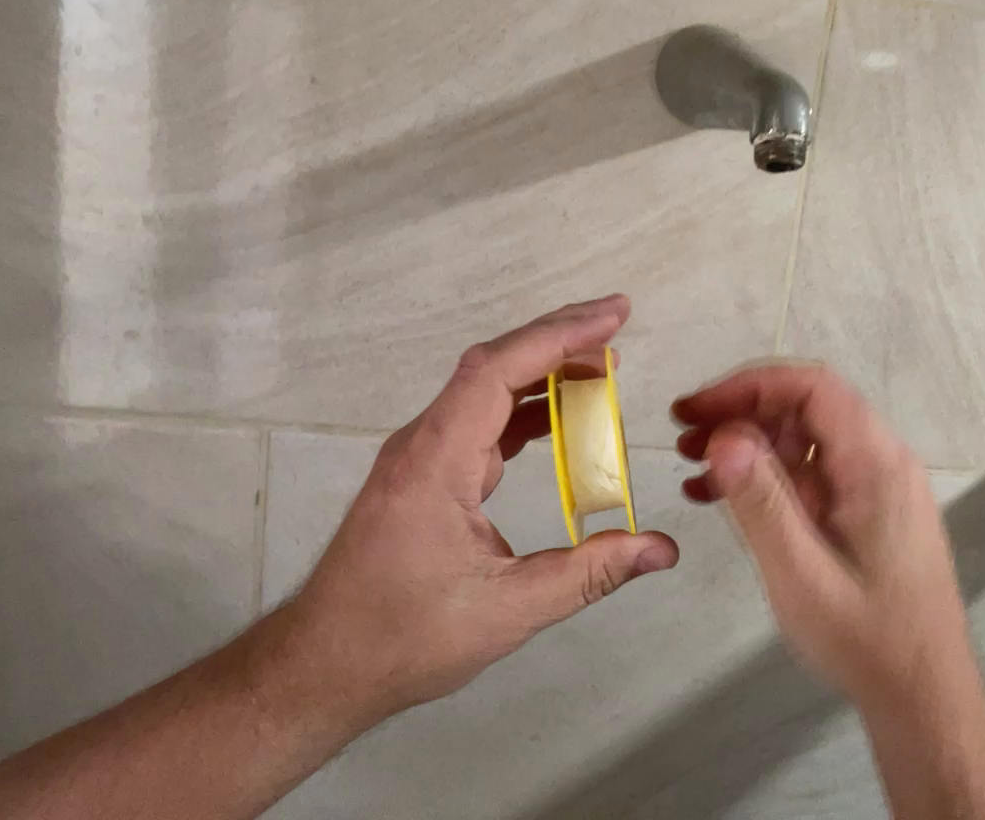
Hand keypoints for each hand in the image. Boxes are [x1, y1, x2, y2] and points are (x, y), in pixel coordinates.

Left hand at [280, 296, 679, 732]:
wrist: (322, 665)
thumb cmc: (406, 637)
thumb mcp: (507, 611)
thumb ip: (588, 574)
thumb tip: (662, 548)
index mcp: (437, 460)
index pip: (499, 370)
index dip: (558, 336)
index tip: (612, 318)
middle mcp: (426, 441)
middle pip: (494, 364)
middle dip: (558, 338)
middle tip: (617, 325)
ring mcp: (423, 453)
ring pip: (487, 388)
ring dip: (544, 370)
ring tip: (603, 367)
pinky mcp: (427, 471)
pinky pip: (483, 420)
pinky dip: (528, 407)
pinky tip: (563, 416)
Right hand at [672, 362, 983, 711]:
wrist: (925, 698)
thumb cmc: (867, 639)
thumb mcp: (802, 574)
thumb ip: (761, 502)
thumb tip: (722, 435)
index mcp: (876, 462)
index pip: (812, 388)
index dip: (749, 386)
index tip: (697, 409)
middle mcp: (880, 460)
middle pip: (806, 407)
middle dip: (741, 412)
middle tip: (684, 436)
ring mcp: (874, 485)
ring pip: (803, 438)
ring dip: (747, 444)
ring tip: (692, 466)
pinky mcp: (863, 510)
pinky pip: (810, 473)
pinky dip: (765, 476)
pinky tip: (720, 496)